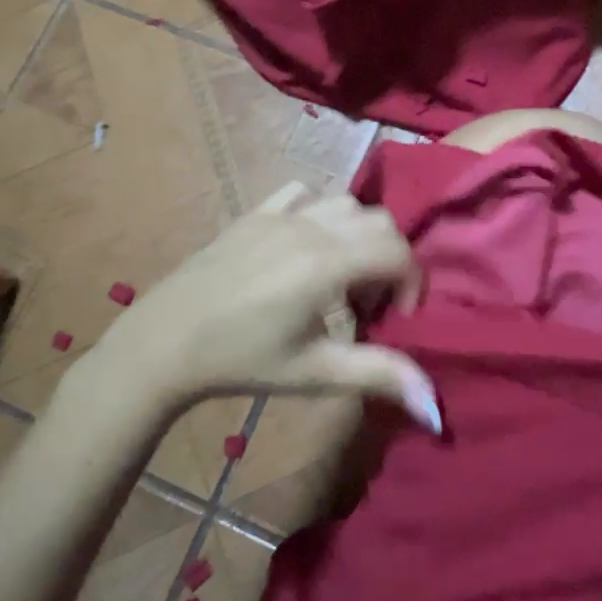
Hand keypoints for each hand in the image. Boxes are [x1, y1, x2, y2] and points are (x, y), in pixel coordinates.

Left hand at [76, 182, 438, 432]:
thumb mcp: (315, 373)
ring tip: (341, 278)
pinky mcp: (255, 213)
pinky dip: (321, 213)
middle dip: (390, 259)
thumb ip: (379, 376)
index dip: (412, 284)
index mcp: (328, 263)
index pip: (398, 251)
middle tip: (371, 303)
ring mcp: (280, 214)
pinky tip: (307, 246)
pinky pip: (304, 194)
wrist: (165, 344)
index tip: (395, 319)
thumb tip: (436, 406)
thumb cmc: (243, 362)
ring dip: (359, 235)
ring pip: (345, 203)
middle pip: (380, 222)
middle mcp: (310, 227)